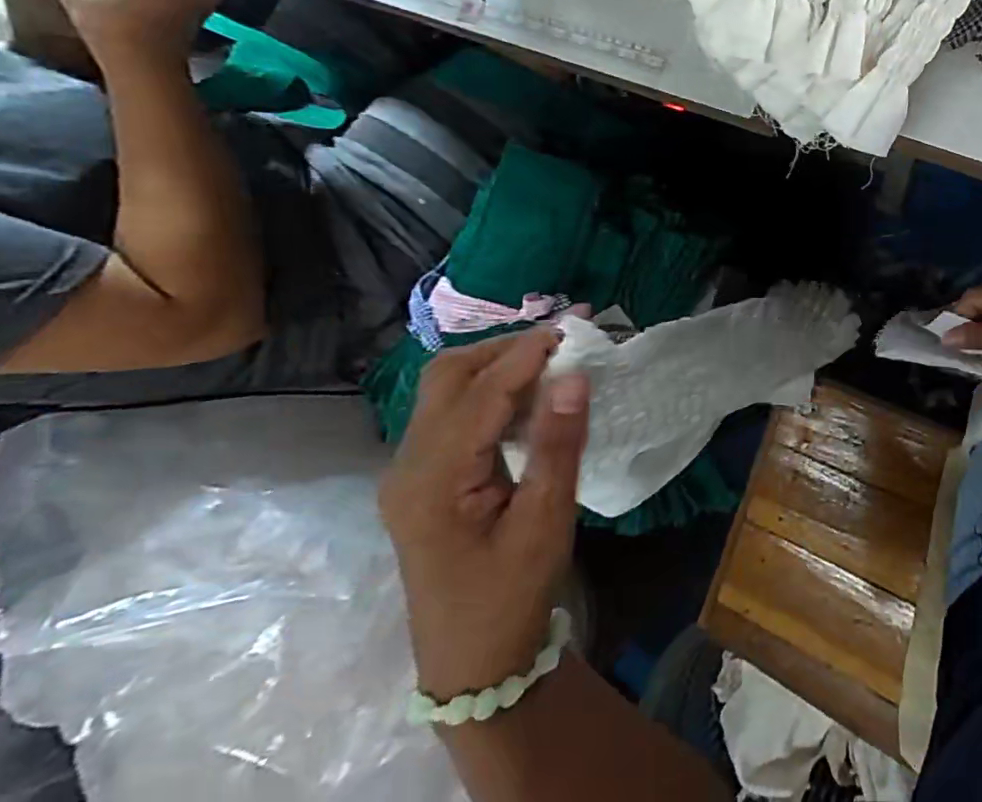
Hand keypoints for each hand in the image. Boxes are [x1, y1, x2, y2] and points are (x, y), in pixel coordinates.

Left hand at [379, 329, 591, 702]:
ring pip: (445, 392)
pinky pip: (453, 415)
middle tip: (562, 336)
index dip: (525, 354)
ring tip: (552, 354)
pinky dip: (492, 391)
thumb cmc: (512, 593)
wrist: (475, 657)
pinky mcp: (425, 479)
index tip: (572, 324)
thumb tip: (573, 376)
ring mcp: (410, 472)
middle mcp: (408, 466)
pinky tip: (530, 394)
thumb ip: (556, 444)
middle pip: (446, 379)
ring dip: (497, 365)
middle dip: (504, 348)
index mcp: (432, 479)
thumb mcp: (545, 520)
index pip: (479, 394)